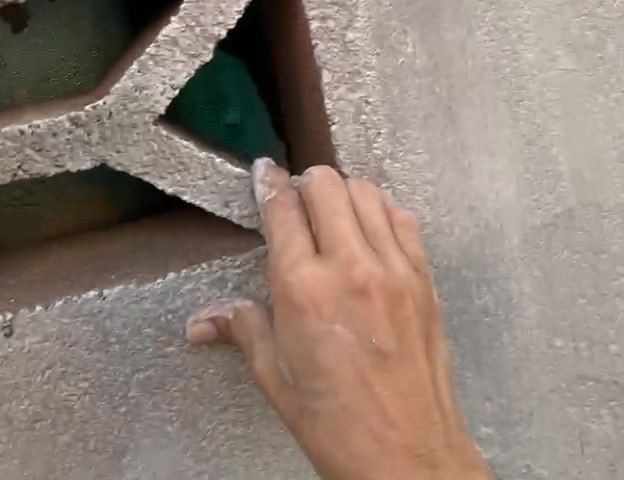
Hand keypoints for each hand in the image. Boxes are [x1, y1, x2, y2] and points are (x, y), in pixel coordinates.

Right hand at [187, 162, 489, 479]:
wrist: (411, 461)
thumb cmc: (336, 425)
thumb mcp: (275, 377)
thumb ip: (241, 329)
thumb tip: (199, 320)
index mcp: (303, 288)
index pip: (281, 207)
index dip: (268, 183)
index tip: (262, 173)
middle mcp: (349, 267)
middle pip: (325, 184)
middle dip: (303, 183)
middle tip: (296, 202)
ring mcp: (393, 270)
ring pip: (365, 191)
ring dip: (342, 193)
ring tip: (331, 213)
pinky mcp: (424, 280)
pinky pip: (403, 218)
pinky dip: (381, 211)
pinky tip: (369, 231)